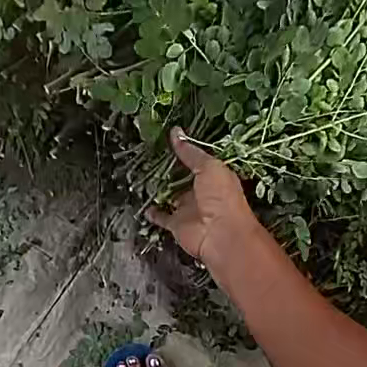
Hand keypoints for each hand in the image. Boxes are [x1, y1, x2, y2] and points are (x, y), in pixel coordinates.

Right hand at [148, 128, 263, 268]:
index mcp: (214, 177)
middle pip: (182, 179)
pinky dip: (154, 212)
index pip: (197, 161)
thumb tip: (176, 132)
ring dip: (160, 189)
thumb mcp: (209, 167)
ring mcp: (188, 209)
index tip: (169, 138)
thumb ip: (190, 152)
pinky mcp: (177, 224)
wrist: (221, 234)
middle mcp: (201, 192)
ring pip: (171, 197)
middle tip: (151, 155)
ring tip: (143, 175)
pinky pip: (162, 216)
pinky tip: (144, 204)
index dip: (185, 151)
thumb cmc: (222, 197)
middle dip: (170, 170)